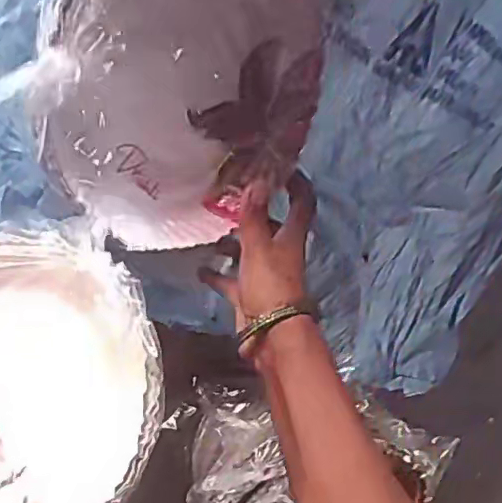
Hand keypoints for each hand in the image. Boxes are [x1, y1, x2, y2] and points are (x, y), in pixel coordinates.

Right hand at [200, 171, 316, 331]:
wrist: (270, 334)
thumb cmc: (270, 285)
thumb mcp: (258, 246)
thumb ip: (254, 216)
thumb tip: (256, 180)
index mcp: (290, 238)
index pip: (301, 204)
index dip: (296, 184)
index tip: (281, 168)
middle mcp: (279, 254)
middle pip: (269, 228)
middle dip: (253, 214)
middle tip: (229, 200)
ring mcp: (263, 275)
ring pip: (247, 253)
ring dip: (231, 244)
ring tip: (211, 234)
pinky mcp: (248, 295)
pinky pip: (230, 281)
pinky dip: (216, 275)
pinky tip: (200, 269)